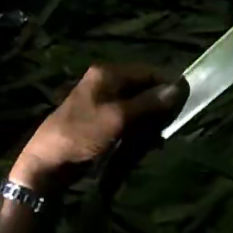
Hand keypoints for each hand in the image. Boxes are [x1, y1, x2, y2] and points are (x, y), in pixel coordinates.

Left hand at [10, 64, 186, 191]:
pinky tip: (145, 144)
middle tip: (169, 126)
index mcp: (107, 74)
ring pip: (136, 106)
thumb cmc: (81, 134)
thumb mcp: (118, 117)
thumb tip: (177, 88)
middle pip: (142, 88)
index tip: (184, 105)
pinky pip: (126, 119)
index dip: (166, 86)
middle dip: (158, 107)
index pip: (147, 71)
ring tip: (158, 139)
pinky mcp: (99, 120)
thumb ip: (148, 103)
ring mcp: (101, 101)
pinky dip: (137, 129)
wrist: (48, 161)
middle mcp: (104, 82)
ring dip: (149, 121)